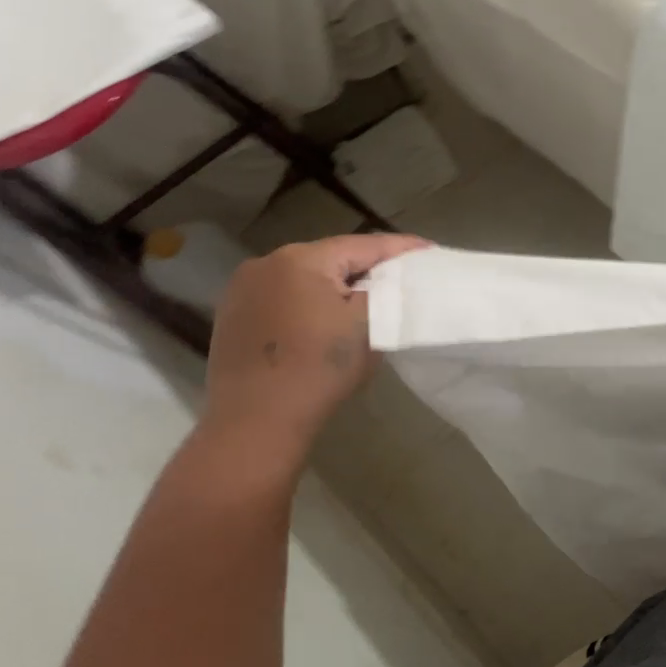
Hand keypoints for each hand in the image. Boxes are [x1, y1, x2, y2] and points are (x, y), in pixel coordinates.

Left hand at [204, 233, 428, 447]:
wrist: (255, 422)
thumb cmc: (319, 367)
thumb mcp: (370, 324)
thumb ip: (388, 290)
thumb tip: (396, 278)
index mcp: (301, 258)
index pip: (365, 244)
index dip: (403, 248)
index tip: (432, 251)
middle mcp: (266, 263)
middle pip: (333, 258)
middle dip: (369, 267)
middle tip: (404, 277)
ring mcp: (243, 289)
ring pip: (308, 278)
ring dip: (339, 286)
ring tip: (370, 299)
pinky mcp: (233, 316)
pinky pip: (285, 297)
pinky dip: (311, 303)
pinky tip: (327, 320)